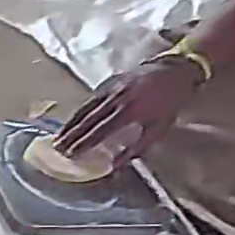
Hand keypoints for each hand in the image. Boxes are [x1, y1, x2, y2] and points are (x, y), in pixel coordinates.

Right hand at [53, 59, 203, 166]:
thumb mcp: (159, 128)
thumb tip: (114, 165)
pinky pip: (90, 99)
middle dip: (70, 136)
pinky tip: (71, 120)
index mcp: (130, 112)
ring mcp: (112, 88)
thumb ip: (136, 148)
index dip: (83, 144)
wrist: (177, 69)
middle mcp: (117, 99)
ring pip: (85, 109)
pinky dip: (79, 111)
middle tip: (57, 148)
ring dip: (70, 124)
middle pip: (87, 120)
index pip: (99, 131)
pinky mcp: (110, 82)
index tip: (70, 155)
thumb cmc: (170, 102)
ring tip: (58, 137)